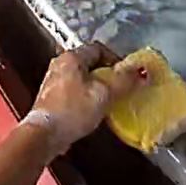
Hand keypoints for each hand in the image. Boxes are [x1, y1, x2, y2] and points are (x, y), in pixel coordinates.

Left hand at [26, 42, 148, 155]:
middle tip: (120, 88)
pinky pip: (74, 91)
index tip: (127, 74)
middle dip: (107, 74)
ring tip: (108, 101)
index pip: (99, 48)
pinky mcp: (50, 98)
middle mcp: (60, 64)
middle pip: (90, 63)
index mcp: (71, 57)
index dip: (115, 59)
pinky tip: (92, 111)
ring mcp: (53, 81)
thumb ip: (123, 81)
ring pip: (82, 78)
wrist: (44, 136)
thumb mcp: (103, 94)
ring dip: (96, 87)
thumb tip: (142, 70)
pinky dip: (85, 97)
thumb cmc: (73, 110)